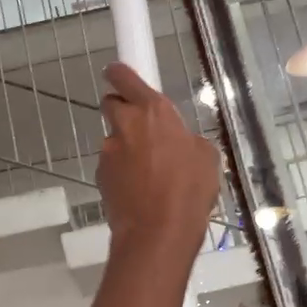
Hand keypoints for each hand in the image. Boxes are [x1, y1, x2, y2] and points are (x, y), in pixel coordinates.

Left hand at [97, 62, 220, 252]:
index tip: (119, 74)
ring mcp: (108, 151)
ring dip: (126, 148)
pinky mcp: (100, 176)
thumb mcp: (206, 158)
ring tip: (148, 174)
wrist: (157, 233)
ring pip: (114, 139)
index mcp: (153, 112)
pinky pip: (112, 166)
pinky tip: (139, 192)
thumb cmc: (190, 190)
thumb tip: (178, 142)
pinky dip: (122, 173)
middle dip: (123, 110)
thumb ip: (186, 140)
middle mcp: (126, 126)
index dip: (119, 74)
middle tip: (142, 129)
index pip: (124, 77)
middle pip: (112, 103)